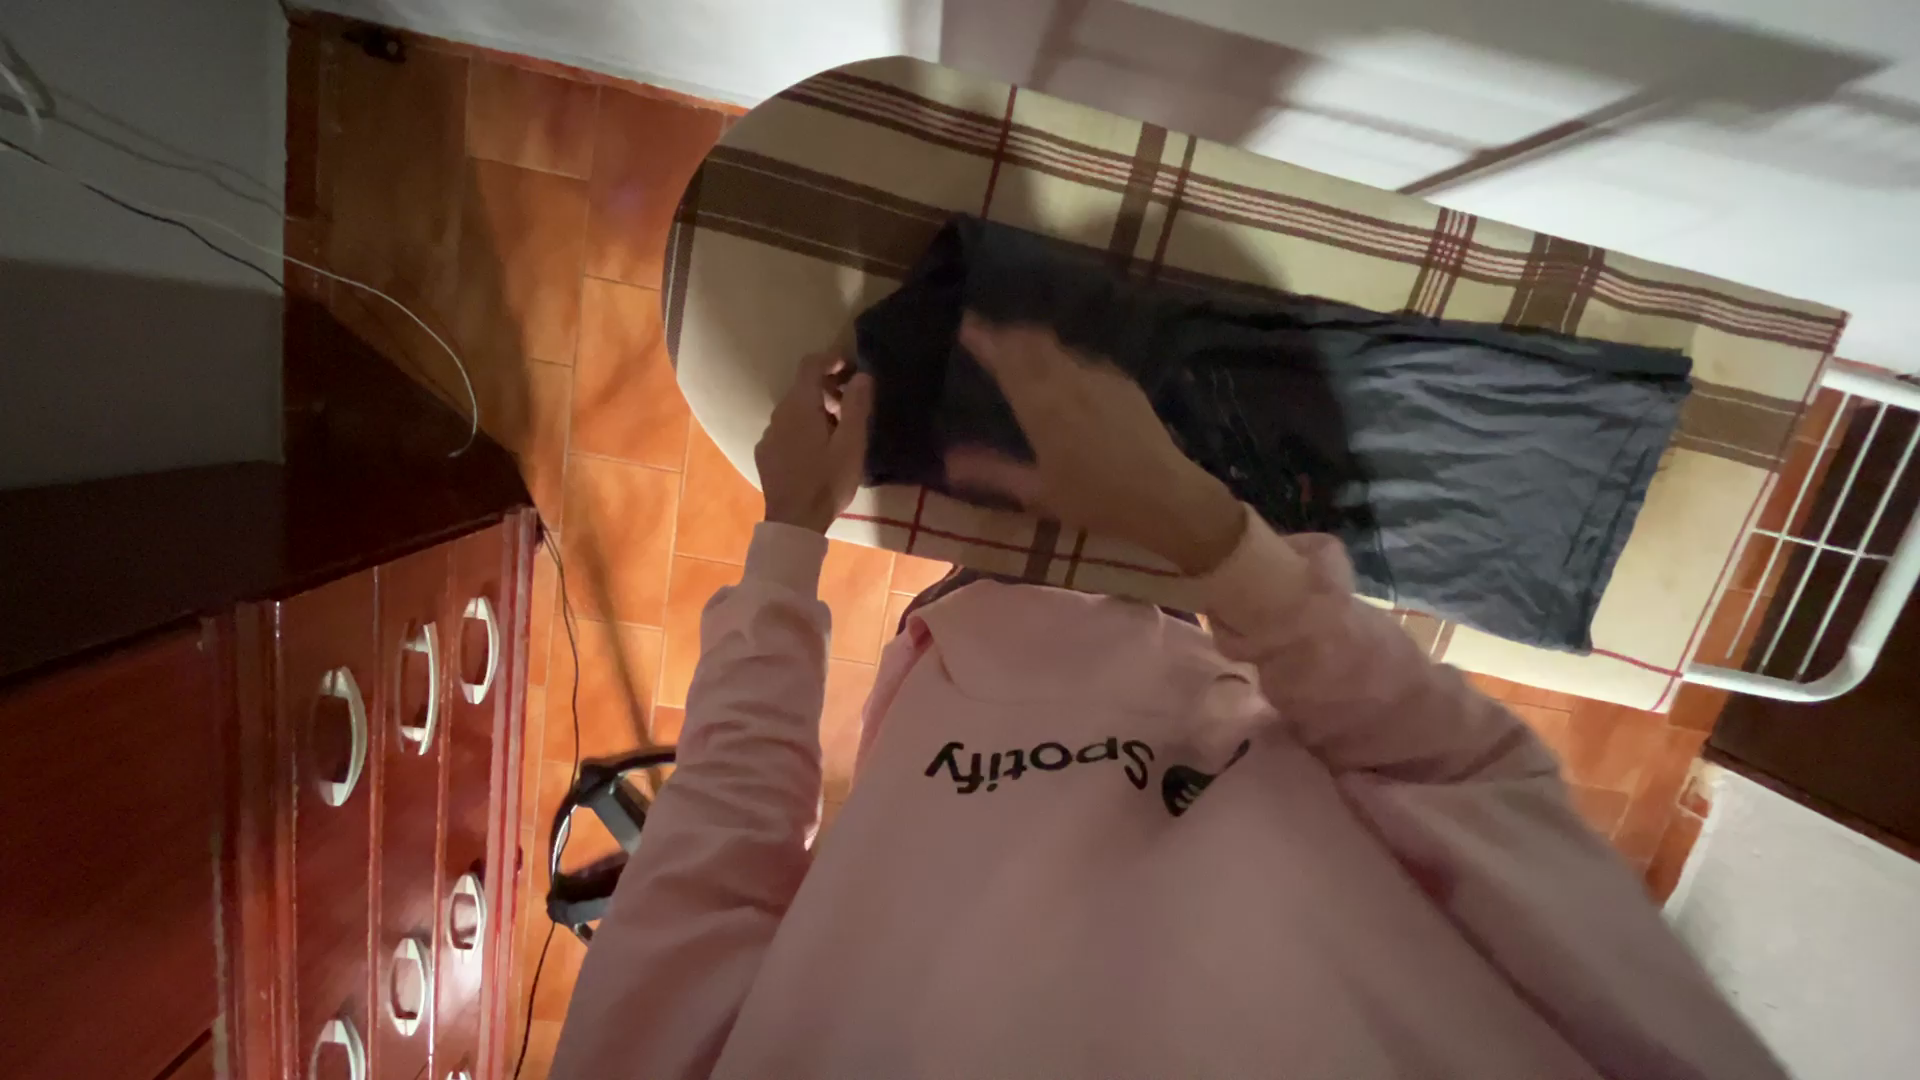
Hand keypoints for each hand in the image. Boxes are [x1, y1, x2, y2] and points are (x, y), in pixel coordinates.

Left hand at [756, 352, 872, 533]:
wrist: (795, 521)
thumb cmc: (828, 481)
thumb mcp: (851, 444)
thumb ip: (856, 406)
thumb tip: (862, 375)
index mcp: (800, 406)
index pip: (810, 365)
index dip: (830, 359)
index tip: (850, 365)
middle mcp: (778, 414)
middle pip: (802, 388)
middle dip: (827, 389)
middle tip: (852, 406)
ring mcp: (768, 435)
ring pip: (793, 411)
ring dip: (815, 411)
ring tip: (838, 432)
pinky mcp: (765, 454)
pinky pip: (785, 430)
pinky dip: (802, 429)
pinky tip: (817, 452)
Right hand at [947, 314, 1245, 575]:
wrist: (1165, 497)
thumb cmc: (1095, 500)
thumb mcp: (1037, 492)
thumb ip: (991, 471)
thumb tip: (948, 461)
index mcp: (1041, 404)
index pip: (1006, 357)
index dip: (984, 337)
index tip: (966, 324)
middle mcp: (1068, 379)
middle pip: (1031, 342)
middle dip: (1007, 334)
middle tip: (989, 335)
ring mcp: (1099, 377)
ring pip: (1058, 348)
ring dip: (1034, 344)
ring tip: (1019, 350)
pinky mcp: (1122, 383)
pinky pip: (1082, 360)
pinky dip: (1062, 359)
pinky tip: (1063, 375)